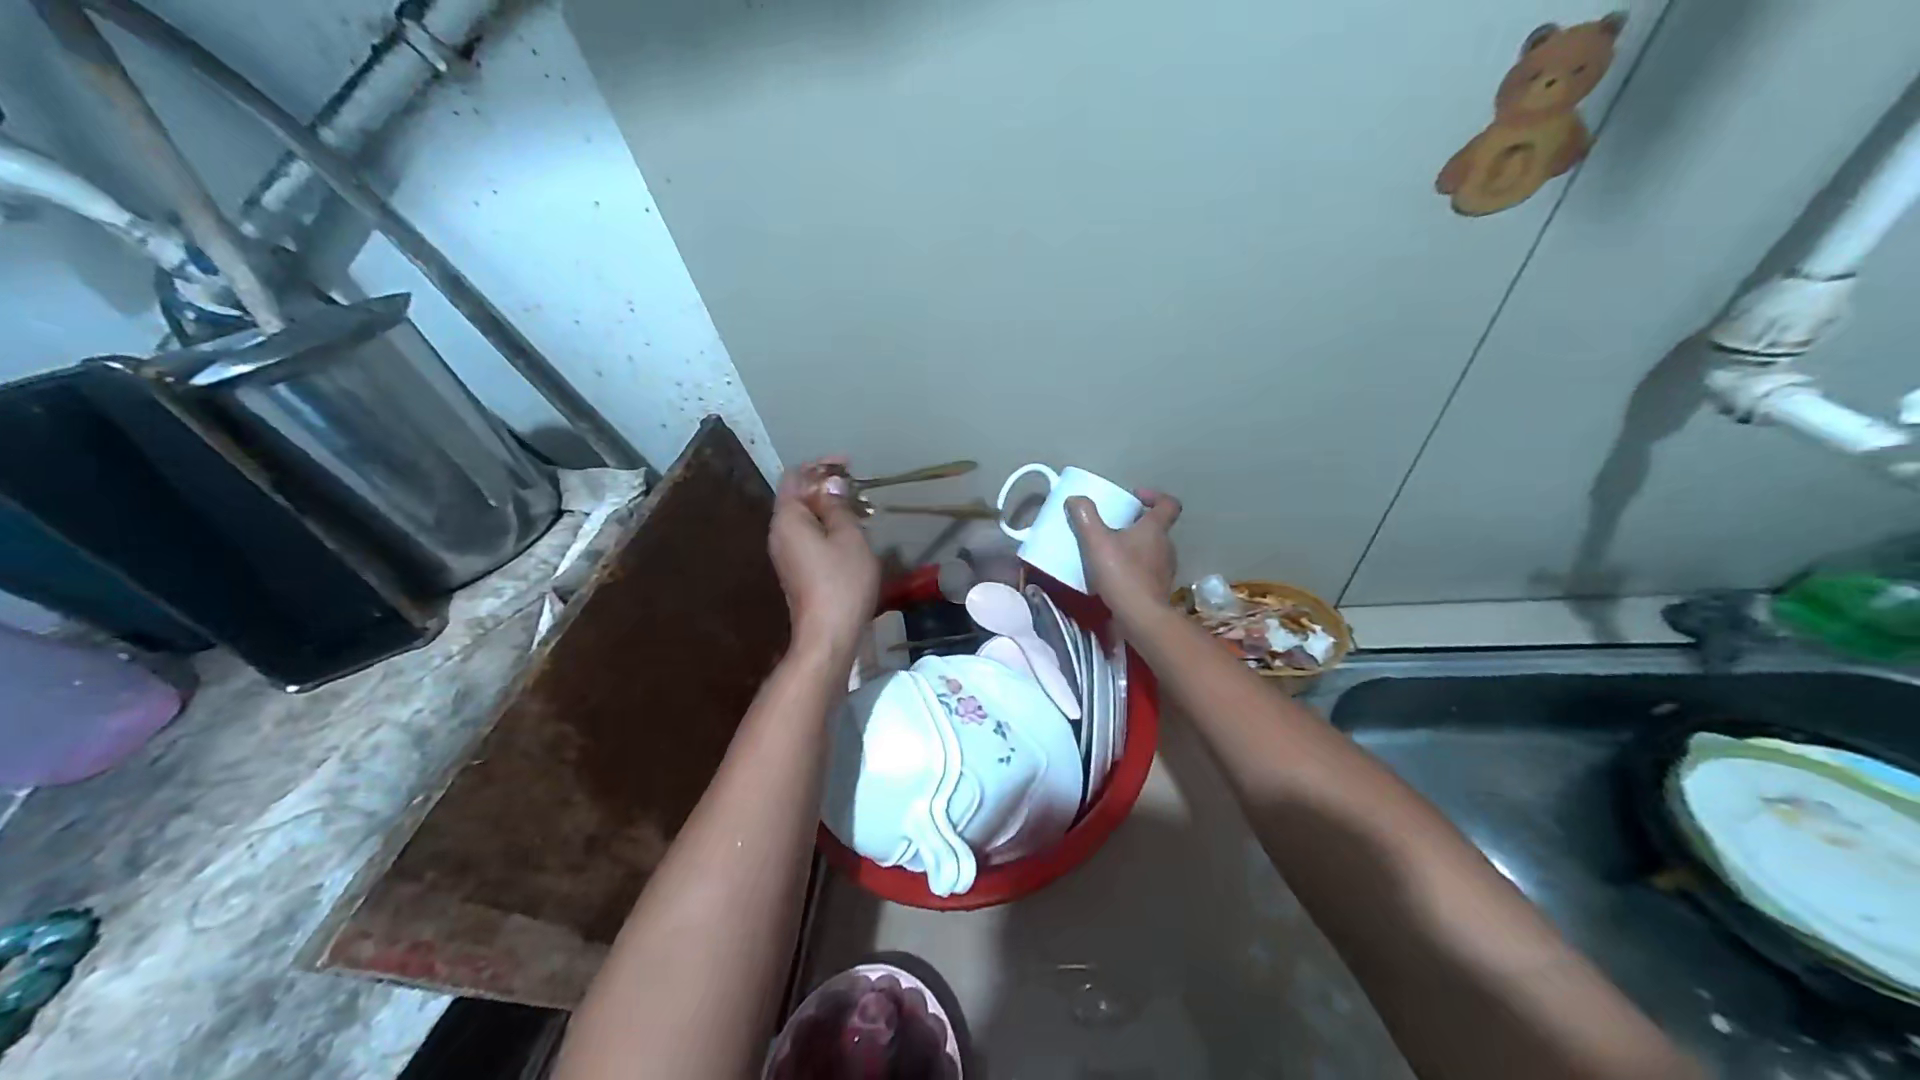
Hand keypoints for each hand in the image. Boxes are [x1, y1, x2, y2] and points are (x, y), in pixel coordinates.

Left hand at [770, 458, 879, 657]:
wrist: (828, 635)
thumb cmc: (842, 582)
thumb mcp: (849, 537)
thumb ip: (838, 506)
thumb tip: (831, 485)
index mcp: (787, 519)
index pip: (796, 477)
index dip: (820, 465)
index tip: (848, 464)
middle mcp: (778, 532)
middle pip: (796, 496)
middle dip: (824, 485)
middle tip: (856, 484)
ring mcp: (785, 553)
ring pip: (803, 518)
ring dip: (827, 506)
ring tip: (857, 505)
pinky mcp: (795, 569)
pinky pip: (807, 536)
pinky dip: (825, 525)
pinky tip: (848, 531)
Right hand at [1065, 490, 1181, 621]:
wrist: (1140, 616)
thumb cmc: (1122, 573)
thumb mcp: (1096, 542)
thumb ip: (1085, 518)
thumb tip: (1076, 499)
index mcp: (1155, 529)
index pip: (1168, 504)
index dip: (1155, 497)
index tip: (1135, 498)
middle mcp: (1166, 546)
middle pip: (1157, 528)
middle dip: (1137, 525)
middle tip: (1115, 526)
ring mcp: (1165, 569)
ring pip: (1152, 550)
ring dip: (1135, 547)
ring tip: (1111, 552)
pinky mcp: (1159, 589)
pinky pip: (1148, 571)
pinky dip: (1134, 568)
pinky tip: (1115, 576)